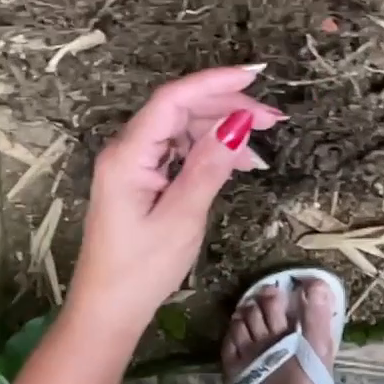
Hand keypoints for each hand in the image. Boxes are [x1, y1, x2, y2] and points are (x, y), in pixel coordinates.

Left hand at [67, 66, 283, 322]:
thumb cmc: (142, 269)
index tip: (254, 75)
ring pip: (183, 128)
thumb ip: (209, 166)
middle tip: (273, 119)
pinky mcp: (142, 179)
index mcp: (128, 155)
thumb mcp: (182, 217)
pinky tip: (238, 161)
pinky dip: (210, 150)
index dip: (214, 82)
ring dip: (223, 129)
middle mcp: (127, 150)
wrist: (109, 308)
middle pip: (180, 110)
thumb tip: (238, 123)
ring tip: (262, 145)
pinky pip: (179, 150)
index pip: (173, 100)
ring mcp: (133, 164)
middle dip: (227, 107)